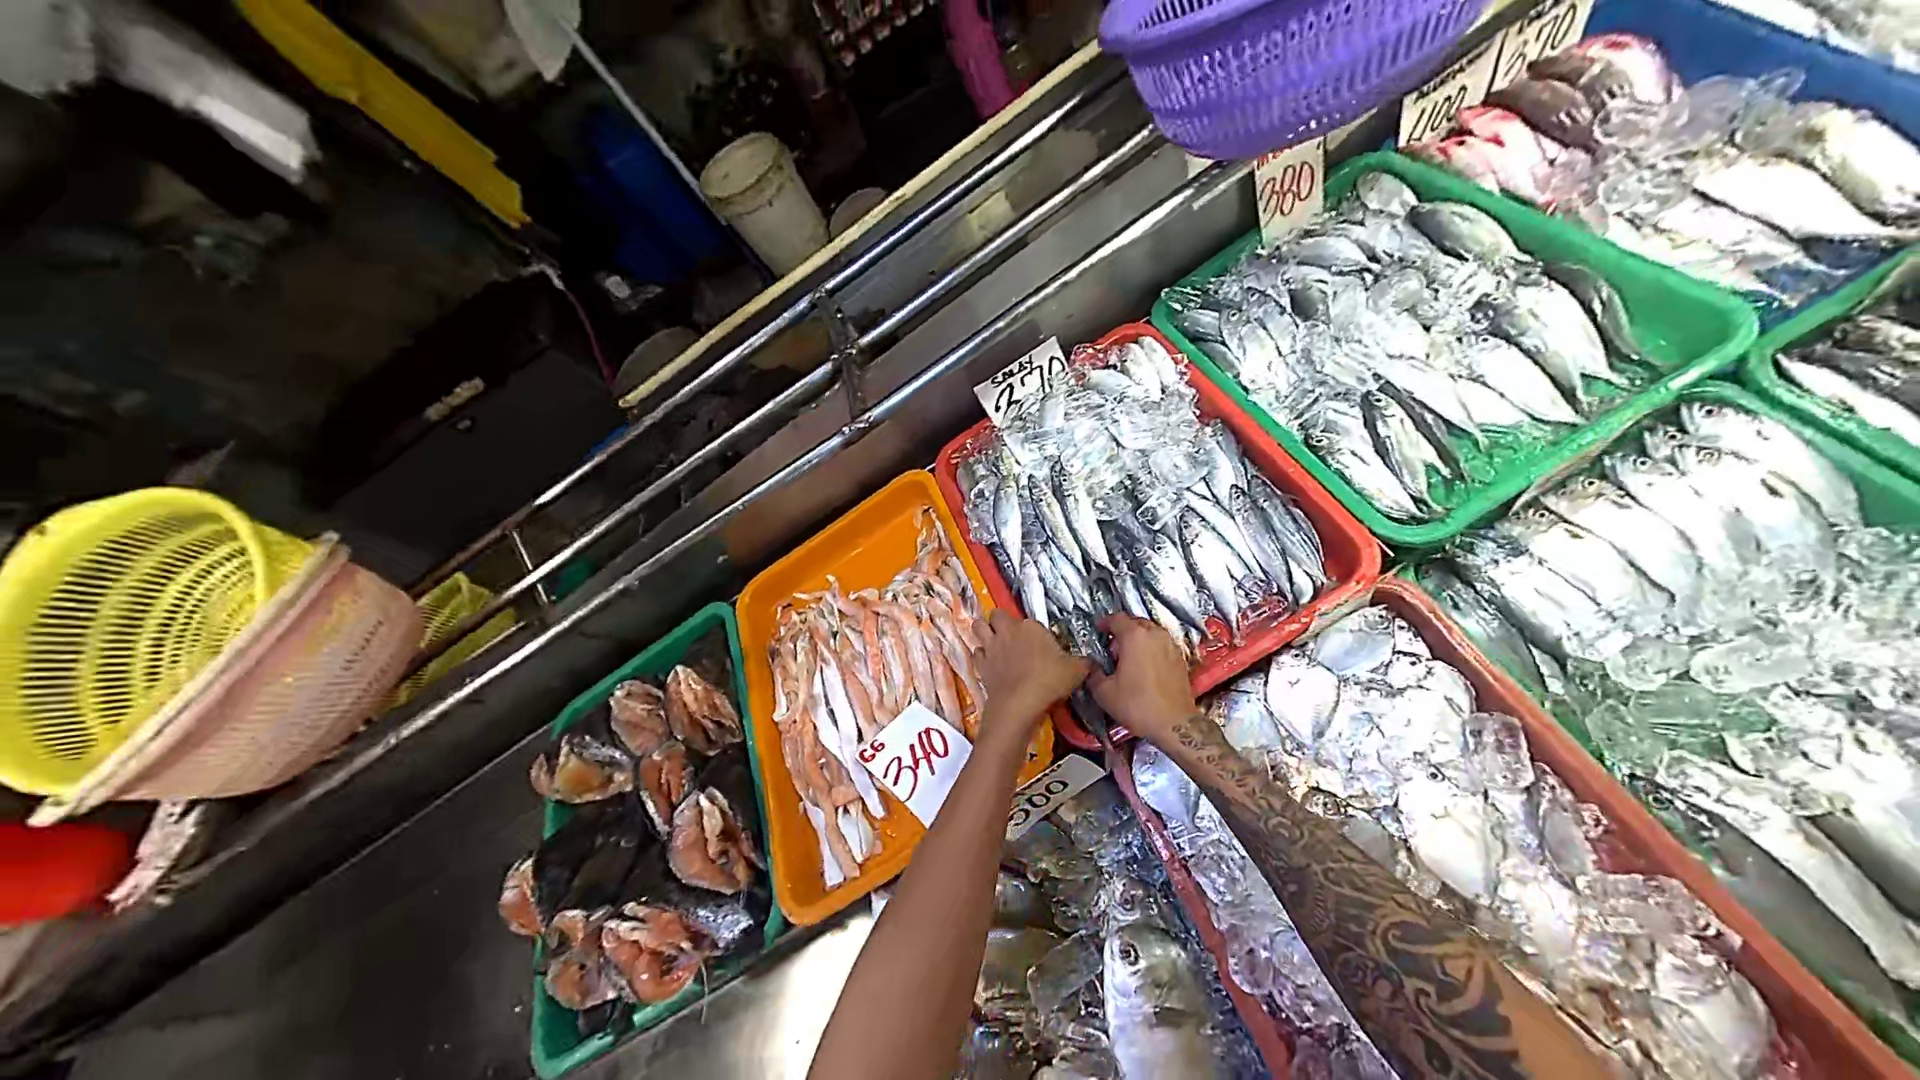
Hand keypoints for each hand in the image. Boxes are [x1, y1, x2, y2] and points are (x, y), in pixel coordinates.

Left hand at [974, 610, 1088, 743]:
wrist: (1020, 703)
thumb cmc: (1049, 681)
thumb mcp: (1075, 671)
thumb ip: (1083, 664)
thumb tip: (1092, 663)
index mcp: (1030, 627)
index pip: (1028, 619)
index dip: (1031, 629)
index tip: (1038, 642)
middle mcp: (1007, 631)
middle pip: (995, 614)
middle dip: (999, 620)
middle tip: (1009, 633)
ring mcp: (991, 647)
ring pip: (978, 627)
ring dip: (983, 631)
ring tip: (992, 640)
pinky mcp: (981, 664)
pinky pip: (976, 652)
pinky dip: (981, 655)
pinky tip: (990, 663)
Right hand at [1088, 614, 1197, 745]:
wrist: (1174, 724)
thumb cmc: (1137, 704)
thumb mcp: (1104, 692)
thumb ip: (1093, 674)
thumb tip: (1092, 667)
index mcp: (1134, 636)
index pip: (1117, 618)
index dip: (1105, 623)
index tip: (1099, 631)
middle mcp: (1155, 634)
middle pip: (1136, 623)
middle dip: (1122, 631)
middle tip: (1112, 648)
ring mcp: (1171, 645)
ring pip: (1151, 633)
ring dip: (1139, 640)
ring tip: (1129, 658)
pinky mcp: (1181, 658)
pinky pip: (1162, 645)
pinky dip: (1152, 650)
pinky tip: (1145, 667)